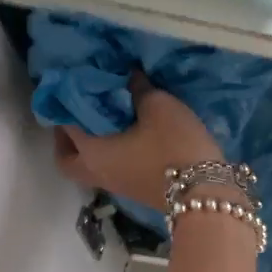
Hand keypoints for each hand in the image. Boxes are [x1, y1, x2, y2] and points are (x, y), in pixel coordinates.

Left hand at [53, 72, 223, 211]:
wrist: (208, 195)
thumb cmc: (175, 148)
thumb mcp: (157, 105)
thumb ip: (137, 88)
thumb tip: (129, 76)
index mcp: (92, 151)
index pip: (63, 124)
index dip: (64, 103)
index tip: (73, 86)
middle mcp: (99, 173)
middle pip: (68, 161)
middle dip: (67, 140)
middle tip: (80, 116)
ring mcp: (120, 188)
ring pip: (91, 167)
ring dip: (94, 148)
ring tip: (109, 122)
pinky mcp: (139, 193)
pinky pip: (114, 171)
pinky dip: (114, 155)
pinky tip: (131, 137)